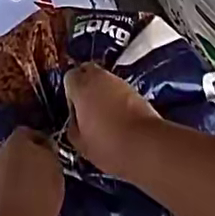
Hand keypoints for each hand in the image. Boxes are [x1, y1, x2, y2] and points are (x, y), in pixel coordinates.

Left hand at [0, 128, 63, 215]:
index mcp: (16, 139)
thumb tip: (46, 152)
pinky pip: (10, 190)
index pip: (31, 132)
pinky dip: (19, 194)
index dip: (44, 142)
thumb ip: (50, 153)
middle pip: (20, 151)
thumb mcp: (55, 164)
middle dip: (33, 159)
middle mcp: (1, 154)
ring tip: (42, 191)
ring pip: (14, 171)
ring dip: (25, 177)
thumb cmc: (38, 190)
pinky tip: (31, 204)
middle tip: (50, 171)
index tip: (55, 154)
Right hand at [62, 63, 160, 178]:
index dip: (70, 92)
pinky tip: (117, 115)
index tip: (75, 110)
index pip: (69, 76)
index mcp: (82, 87)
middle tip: (86, 108)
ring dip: (100, 90)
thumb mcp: (81, 143)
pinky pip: (117, 86)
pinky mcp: (133, 87)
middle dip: (84, 84)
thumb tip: (75, 118)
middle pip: (87, 71)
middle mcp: (100, 77)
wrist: (145, 143)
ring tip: (103, 114)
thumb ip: (73, 125)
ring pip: (103, 78)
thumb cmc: (107, 145)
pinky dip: (114, 95)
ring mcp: (118, 80)